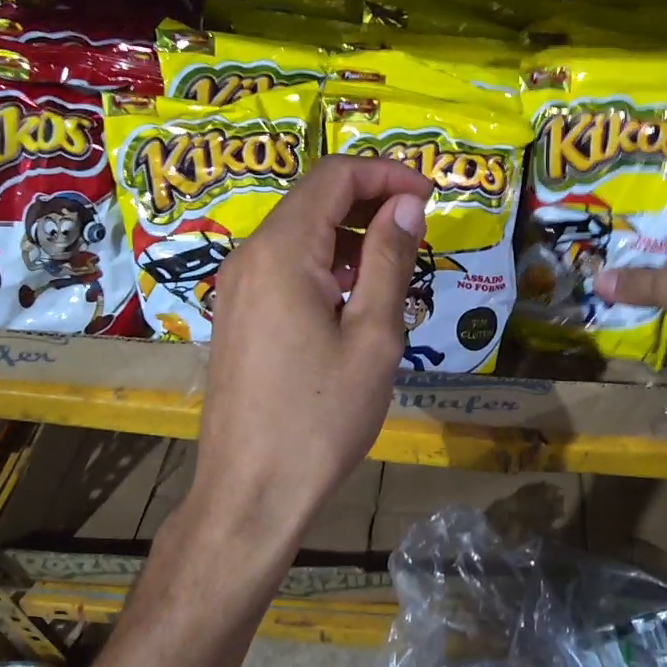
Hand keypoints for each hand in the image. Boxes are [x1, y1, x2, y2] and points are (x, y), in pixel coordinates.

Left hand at [191, 155, 431, 547]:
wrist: (251, 493)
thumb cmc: (321, 417)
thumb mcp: (372, 337)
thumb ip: (389, 259)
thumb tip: (407, 203)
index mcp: (282, 252)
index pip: (334, 177)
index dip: (386, 173)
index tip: (430, 194)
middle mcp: (249, 256)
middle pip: (313, 198)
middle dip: (370, 199)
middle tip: (420, 224)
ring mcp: (236, 286)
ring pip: (298, 232)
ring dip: (348, 233)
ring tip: (394, 265)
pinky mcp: (236, 314)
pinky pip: (284, 265)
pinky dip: (324, 262)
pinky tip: (354, 297)